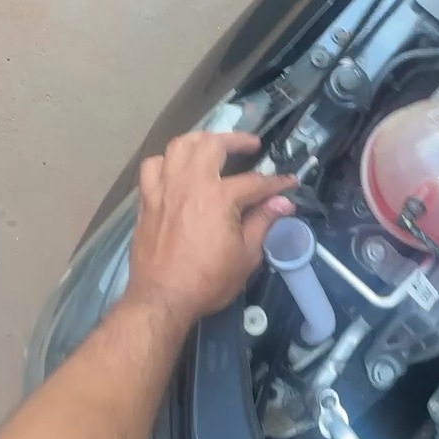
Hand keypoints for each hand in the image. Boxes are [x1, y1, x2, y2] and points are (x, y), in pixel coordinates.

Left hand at [126, 131, 295, 326]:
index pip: (255, 182)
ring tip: (213, 145)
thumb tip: (283, 203)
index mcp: (219, 197)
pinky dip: (166, 161)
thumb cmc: (208, 281)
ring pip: (179, 146)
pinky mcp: (148, 200)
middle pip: (213, 145)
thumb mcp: (246, 256)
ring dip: (200, 140)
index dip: (276, 182)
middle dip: (237, 140)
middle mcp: (190, 184)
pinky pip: (152, 166)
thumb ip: (264, 223)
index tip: (290, 183)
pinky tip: (176, 168)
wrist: (162, 298)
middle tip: (251, 144)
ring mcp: (165, 189)